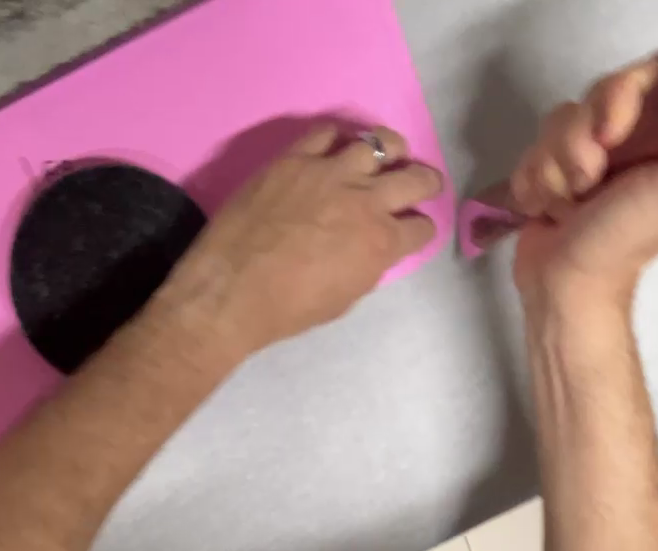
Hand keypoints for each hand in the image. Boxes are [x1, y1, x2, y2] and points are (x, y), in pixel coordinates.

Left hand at [161, 124, 443, 355]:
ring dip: (392, 150)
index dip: (421, 230)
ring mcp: (330, 172)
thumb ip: (367, 267)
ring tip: (392, 154)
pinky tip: (341, 148)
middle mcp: (365, 200)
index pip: (420, 228)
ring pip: (379, 144)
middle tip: (424, 185)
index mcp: (380, 243)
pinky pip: (328, 133)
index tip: (416, 230)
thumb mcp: (342, 299)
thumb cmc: (287, 310)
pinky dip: (341, 139)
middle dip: (426, 183)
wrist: (232, 292)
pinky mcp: (294, 159)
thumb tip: (374, 250)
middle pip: (414, 179)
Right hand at [509, 44, 657, 314]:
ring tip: (567, 203)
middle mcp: (641, 135)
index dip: (629, 87)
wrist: (565, 289)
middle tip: (588, 176)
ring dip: (556, 166)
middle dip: (581, 135)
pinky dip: (534, 183)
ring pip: (561, 121)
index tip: (615, 127)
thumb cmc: (629, 239)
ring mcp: (594, 154)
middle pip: (603, 90)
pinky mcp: (556, 174)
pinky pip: (534, 152)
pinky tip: (546, 209)